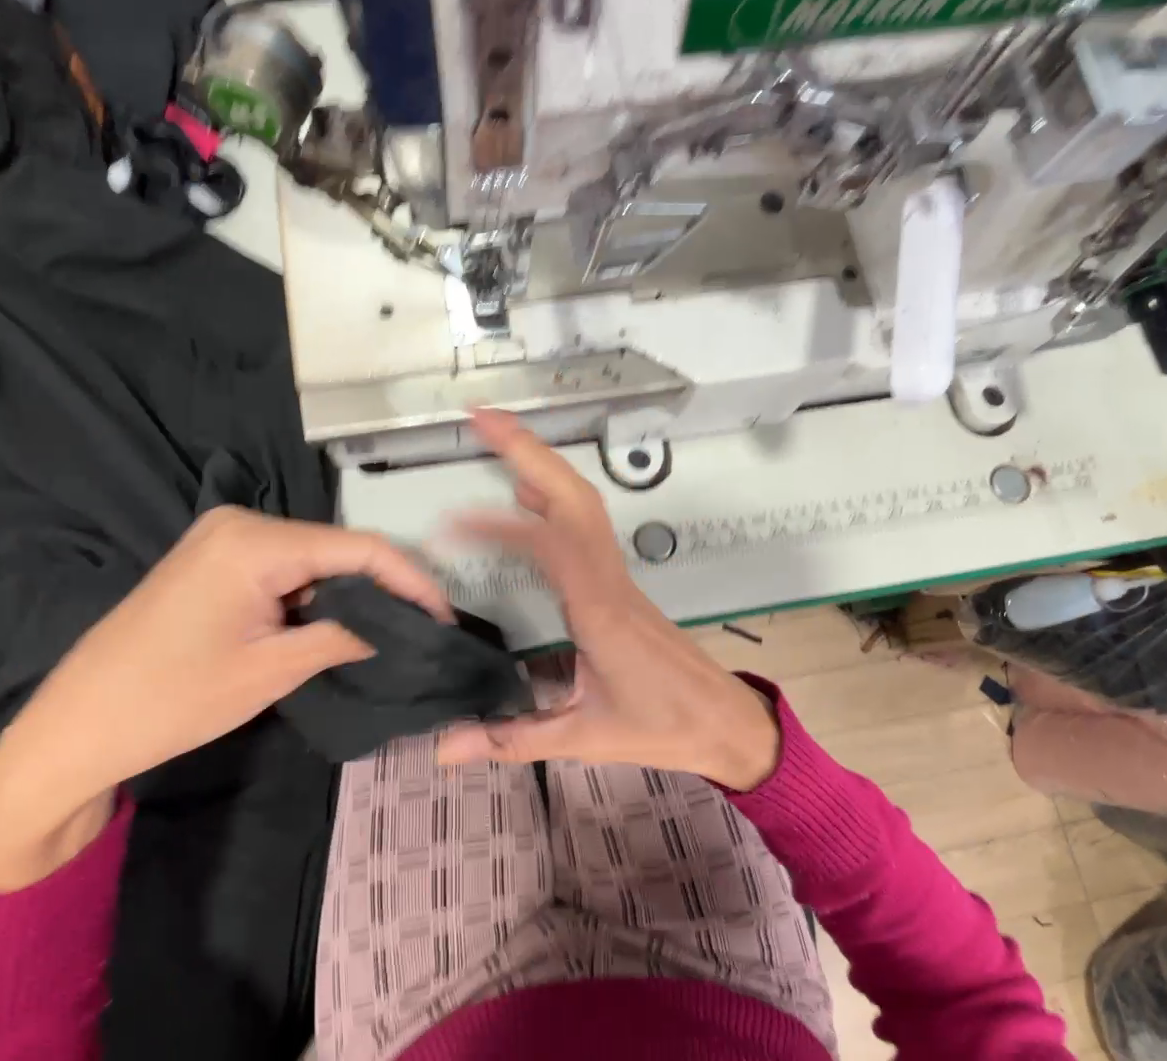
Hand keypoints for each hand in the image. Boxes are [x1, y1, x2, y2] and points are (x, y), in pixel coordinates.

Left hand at [0, 507, 450, 892]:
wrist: (75, 727)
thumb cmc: (172, 700)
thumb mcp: (272, 670)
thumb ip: (344, 637)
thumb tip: (401, 629)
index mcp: (254, 540)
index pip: (358, 548)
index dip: (411, 581)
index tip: (447, 620)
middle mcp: (239, 524)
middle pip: (336, 549)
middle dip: (385, 588)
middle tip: (427, 630)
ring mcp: (221, 540)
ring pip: (312, 561)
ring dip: (351, 595)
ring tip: (395, 632)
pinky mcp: (211, 563)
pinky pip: (283, 571)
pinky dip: (315, 598)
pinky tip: (342, 626)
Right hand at [437, 410, 779, 791]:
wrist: (725, 722)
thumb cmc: (663, 728)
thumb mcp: (585, 739)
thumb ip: (512, 740)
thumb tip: (441, 748)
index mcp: (599, 611)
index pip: (548, 545)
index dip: (498, 525)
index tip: (447, 522)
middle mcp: (608, 580)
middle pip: (575, 496)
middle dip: (529, 450)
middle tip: (481, 418)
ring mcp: (617, 576)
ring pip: (584, 501)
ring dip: (543, 463)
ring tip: (497, 438)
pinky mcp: (619, 583)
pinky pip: (586, 523)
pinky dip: (554, 495)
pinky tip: (527, 496)